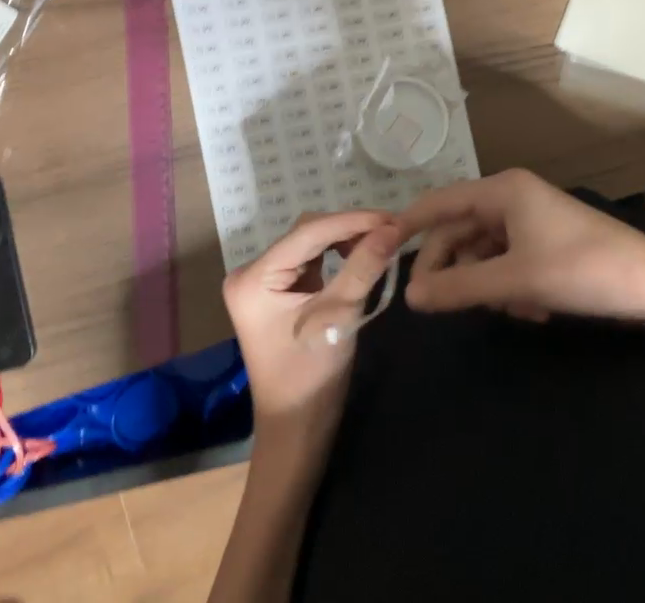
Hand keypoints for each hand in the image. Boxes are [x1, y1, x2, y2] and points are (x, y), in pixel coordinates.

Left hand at [222, 212, 404, 436]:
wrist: (296, 426)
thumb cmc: (311, 375)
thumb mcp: (339, 315)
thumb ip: (363, 267)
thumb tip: (393, 228)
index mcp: (254, 277)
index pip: (309, 232)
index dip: (353, 221)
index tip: (393, 218)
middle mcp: (251, 272)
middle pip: (307, 233)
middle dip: (350, 229)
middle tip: (393, 230)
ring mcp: (263, 281)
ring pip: (311, 244)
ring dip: (346, 239)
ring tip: (382, 241)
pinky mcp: (278, 291)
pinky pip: (311, 261)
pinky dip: (337, 255)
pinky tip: (361, 256)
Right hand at [399, 169, 644, 325]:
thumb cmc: (581, 270)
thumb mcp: (514, 282)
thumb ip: (458, 288)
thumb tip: (409, 297)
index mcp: (502, 190)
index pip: (438, 203)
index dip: (406, 226)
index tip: (377, 252)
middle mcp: (512, 198)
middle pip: (458, 233)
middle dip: (453, 270)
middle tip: (439, 306)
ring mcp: (530, 221)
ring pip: (483, 253)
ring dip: (485, 285)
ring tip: (508, 311)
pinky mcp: (546, 243)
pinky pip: (507, 263)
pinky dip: (509, 288)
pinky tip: (530, 311)